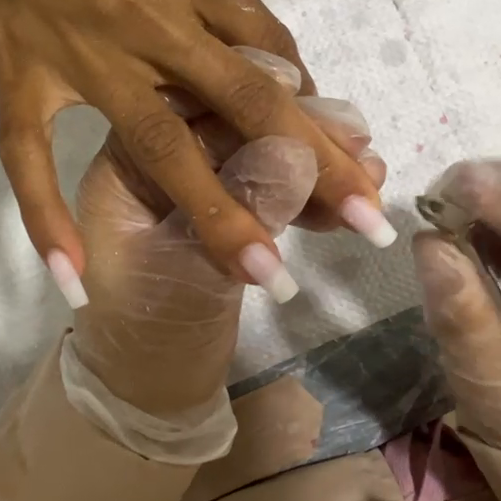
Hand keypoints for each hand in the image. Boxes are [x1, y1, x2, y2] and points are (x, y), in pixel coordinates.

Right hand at [0, 0, 391, 299]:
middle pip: (245, 97)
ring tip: (266, 272)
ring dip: (216, 209)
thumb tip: (271, 64)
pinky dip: (46, 220)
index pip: (272, 51)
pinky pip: (28, 159)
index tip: (347, 158)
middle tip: (370, 226)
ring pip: (158, 141)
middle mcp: (146, 11)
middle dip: (315, 163)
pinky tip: (73, 278)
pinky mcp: (14, 78)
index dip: (315, 110)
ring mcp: (78, 51)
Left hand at [72, 58, 385, 413]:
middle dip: (301, 135)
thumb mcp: (188, 266)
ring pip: (263, 153)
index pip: (192, 114)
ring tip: (374, 173)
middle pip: (236, 126)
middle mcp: (160, 158)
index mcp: (126, 162)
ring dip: (319, 163)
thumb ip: (237, 208)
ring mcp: (198, 182)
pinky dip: (315, 191)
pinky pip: (275, 185)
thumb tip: (296, 151)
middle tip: (361, 151)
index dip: (255, 111)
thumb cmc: (150, 331)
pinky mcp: (230, 207)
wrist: (153, 390)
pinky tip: (355, 197)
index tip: (313, 115)